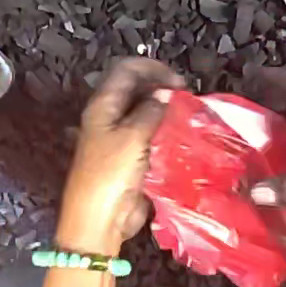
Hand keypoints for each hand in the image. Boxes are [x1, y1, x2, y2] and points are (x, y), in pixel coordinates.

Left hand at [58, 58, 184, 253]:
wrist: (99, 218)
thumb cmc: (111, 173)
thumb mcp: (133, 137)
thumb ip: (150, 111)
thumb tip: (166, 94)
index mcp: (102, 104)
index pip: (126, 70)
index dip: (153, 68)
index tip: (179, 83)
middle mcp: (107, 115)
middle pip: (134, 89)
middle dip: (160, 87)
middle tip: (186, 99)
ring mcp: (116, 135)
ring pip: (142, 111)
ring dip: (163, 110)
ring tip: (186, 116)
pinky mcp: (127, 155)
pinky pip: (147, 134)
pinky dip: (162, 130)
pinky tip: (180, 136)